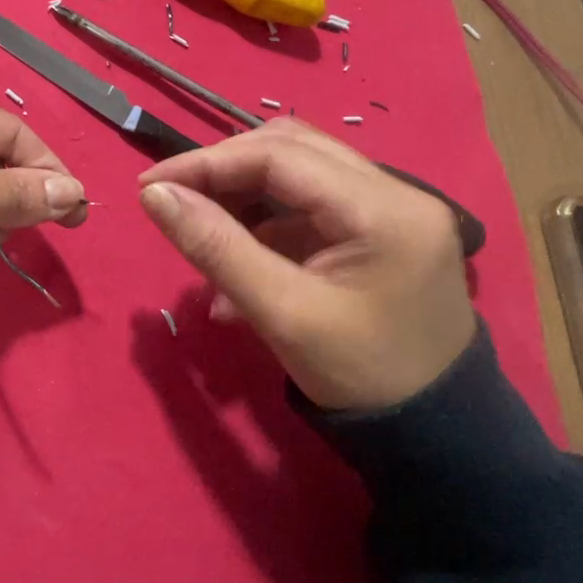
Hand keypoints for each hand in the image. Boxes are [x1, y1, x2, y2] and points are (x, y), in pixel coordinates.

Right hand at [137, 119, 474, 410]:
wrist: (433, 433)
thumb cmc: (360, 373)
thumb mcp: (280, 312)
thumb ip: (215, 246)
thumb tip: (153, 193)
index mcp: (383, 209)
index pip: (278, 155)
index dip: (206, 163)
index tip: (149, 186)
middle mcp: (395, 192)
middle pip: (289, 149)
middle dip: (223, 171)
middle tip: (172, 199)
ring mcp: (391, 208)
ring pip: (297, 171)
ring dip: (241, 195)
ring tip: (200, 234)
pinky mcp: (380, 229)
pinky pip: (309, 204)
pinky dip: (264, 224)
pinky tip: (236, 264)